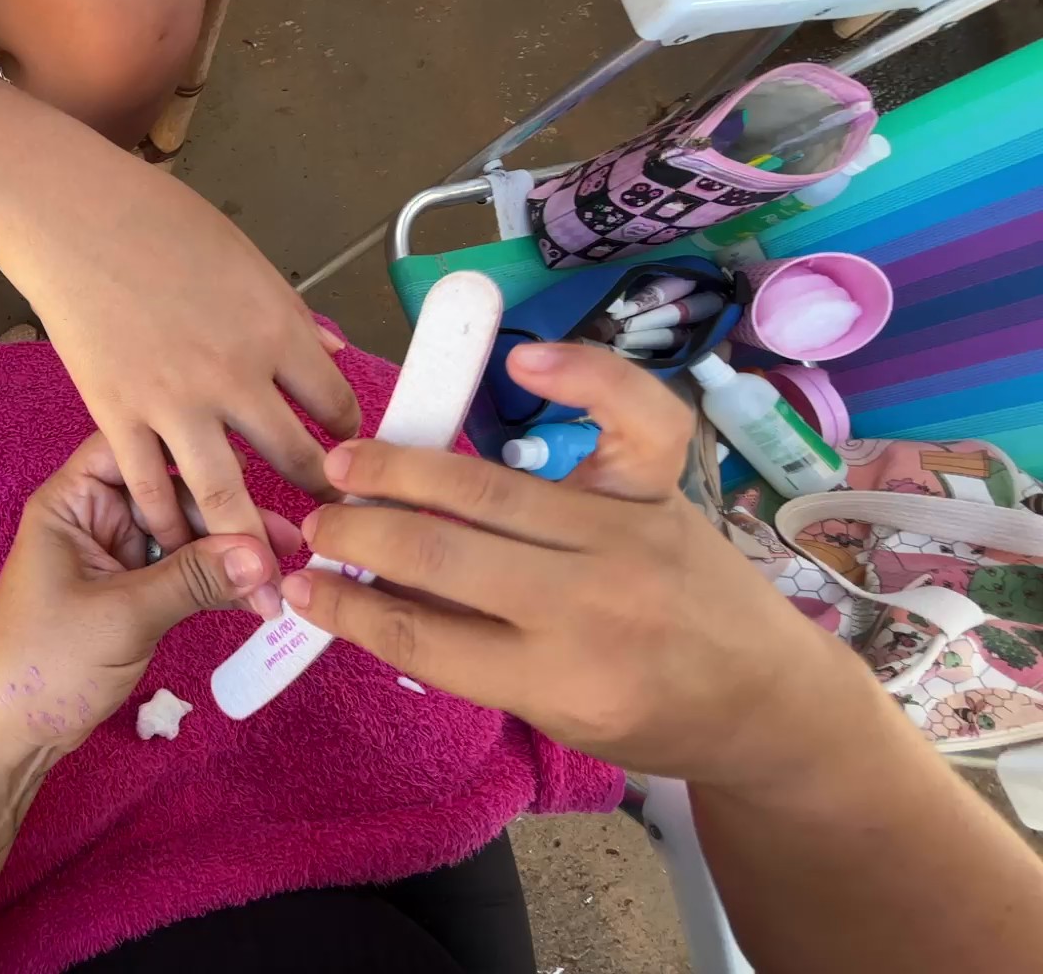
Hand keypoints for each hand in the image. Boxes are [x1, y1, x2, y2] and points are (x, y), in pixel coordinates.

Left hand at [0, 434, 300, 755]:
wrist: (11, 735)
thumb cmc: (46, 662)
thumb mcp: (123, 615)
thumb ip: (193, 579)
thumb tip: (264, 554)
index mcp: (71, 501)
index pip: (130, 449)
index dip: (182, 449)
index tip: (245, 461)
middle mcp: (94, 517)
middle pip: (167, 495)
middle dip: (223, 519)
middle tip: (284, 541)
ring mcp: (115, 554)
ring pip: (181, 536)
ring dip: (227, 553)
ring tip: (282, 569)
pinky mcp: (132, 589)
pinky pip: (180, 572)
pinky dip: (213, 581)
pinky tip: (258, 592)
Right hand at [6, 150, 359, 556]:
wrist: (71, 217)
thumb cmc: (160, 222)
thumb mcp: (245, 257)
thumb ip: (290, 314)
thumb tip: (330, 351)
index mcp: (276, 327)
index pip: (335, 405)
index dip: (348, 438)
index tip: (344, 451)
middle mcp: (235, 375)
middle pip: (296, 460)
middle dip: (319, 497)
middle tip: (326, 522)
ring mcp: (173, 403)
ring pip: (229, 496)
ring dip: (256, 537)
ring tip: (272, 563)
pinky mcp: (117, 418)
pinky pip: (153, 490)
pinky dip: (174, 527)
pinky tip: (189, 548)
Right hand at [281, 342, 889, 789]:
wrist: (773, 705)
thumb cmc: (641, 715)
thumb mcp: (538, 709)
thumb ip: (452, 645)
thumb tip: (362, 587)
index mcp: (559, 681)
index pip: (417, 634)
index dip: (344, 608)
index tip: (300, 584)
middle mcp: (593, 606)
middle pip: (440, 552)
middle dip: (356, 533)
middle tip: (316, 523)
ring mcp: (629, 537)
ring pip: (488, 487)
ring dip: (400, 468)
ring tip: (346, 461)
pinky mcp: (662, 493)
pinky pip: (633, 419)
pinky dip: (584, 377)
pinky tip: (523, 358)